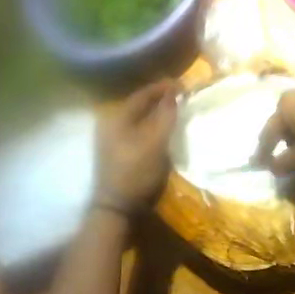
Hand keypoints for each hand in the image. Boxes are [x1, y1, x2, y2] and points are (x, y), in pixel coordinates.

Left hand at [93, 80, 178, 215]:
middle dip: (161, 100)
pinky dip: (152, 129)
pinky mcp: (118, 154)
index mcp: (117, 117)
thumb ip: (165, 116)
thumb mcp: (155, 143)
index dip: (163, 87)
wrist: (117, 209)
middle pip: (139, 106)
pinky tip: (165, 133)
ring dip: (157, 115)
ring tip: (177, 113)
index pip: (142, 94)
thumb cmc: (136, 173)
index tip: (183, 84)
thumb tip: (174, 93)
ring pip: (139, 120)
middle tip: (182, 97)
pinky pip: (138, 133)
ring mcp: (113, 140)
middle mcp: (111, 124)